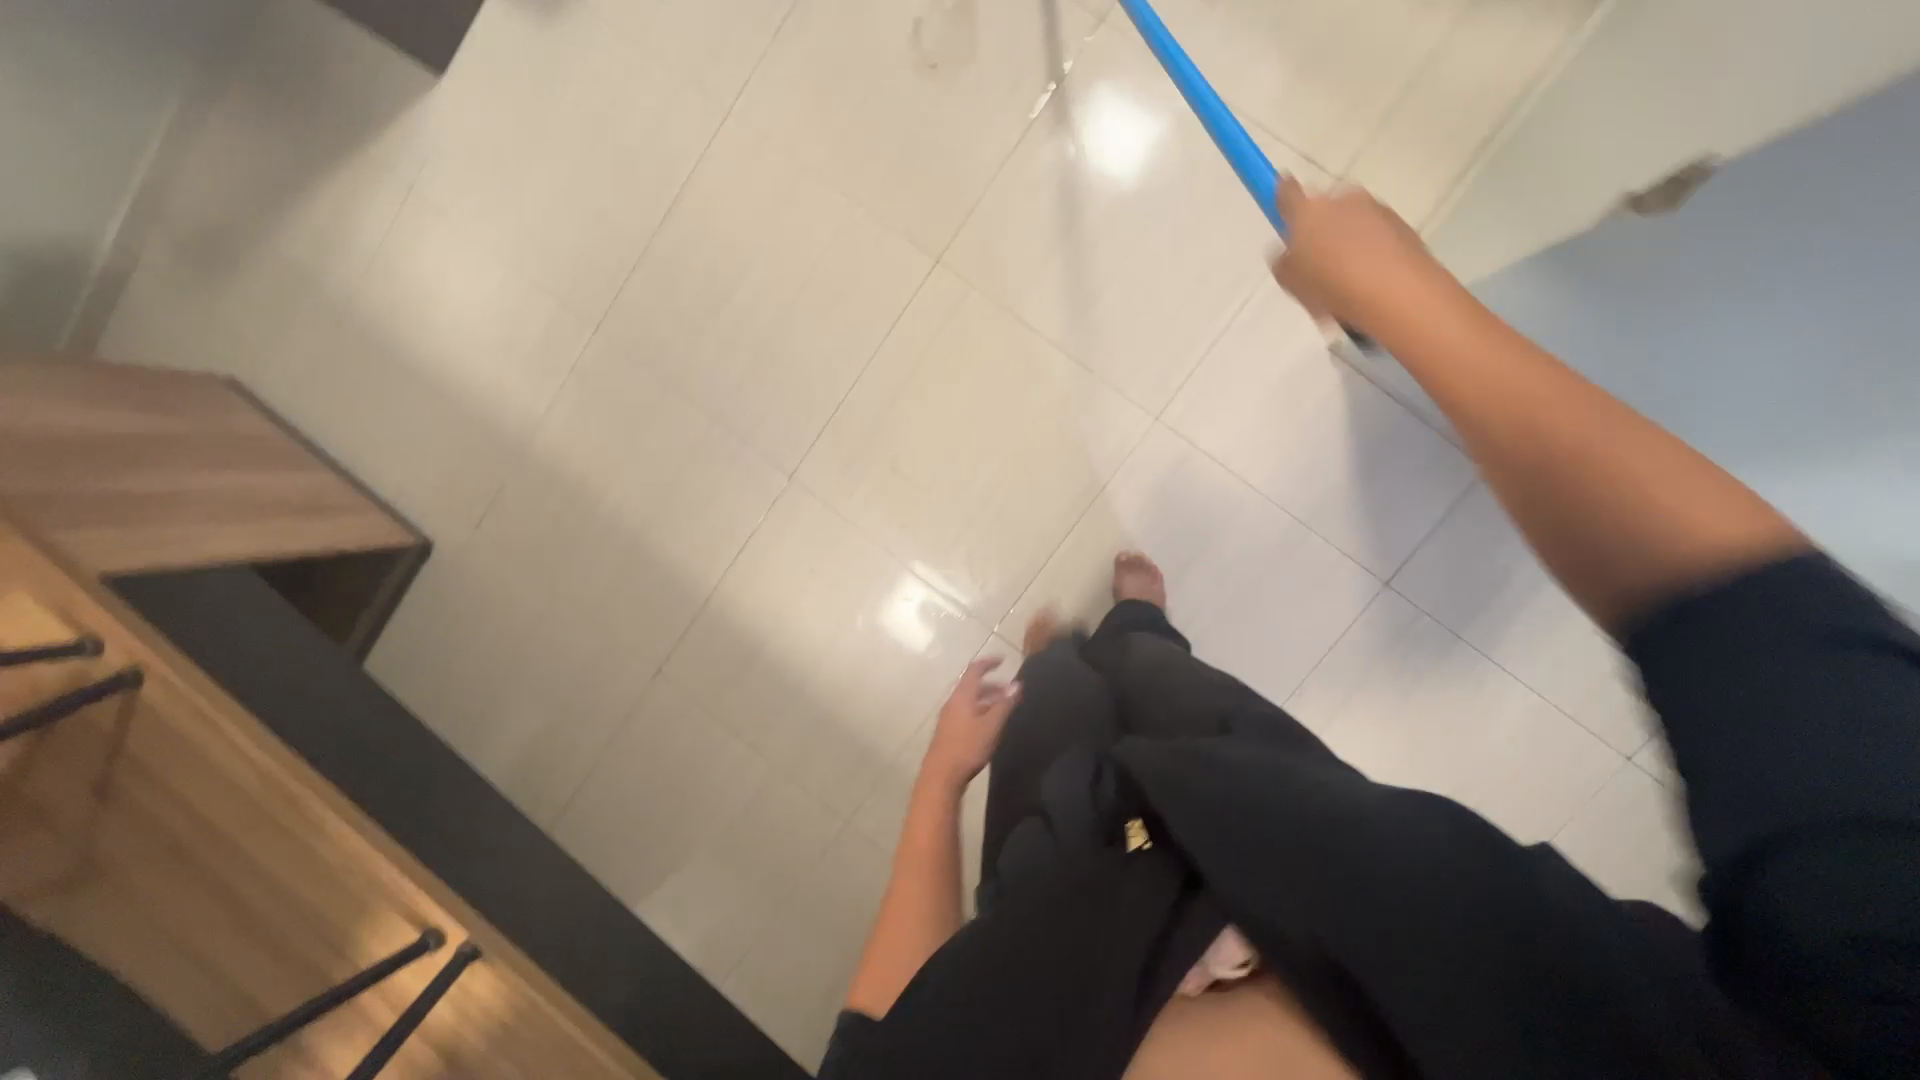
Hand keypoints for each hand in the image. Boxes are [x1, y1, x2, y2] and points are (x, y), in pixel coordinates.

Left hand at [920, 657, 1020, 789]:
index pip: (974, 670)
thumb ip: (1004, 704)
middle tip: (1010, 691)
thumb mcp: (991, 725)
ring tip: (1004, 709)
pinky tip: (990, 725)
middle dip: (992, 685)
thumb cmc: (968, 747)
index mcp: (962, 696)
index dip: (989, 663)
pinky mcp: (948, 732)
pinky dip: (980, 712)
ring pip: (970, 701)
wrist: (941, 776)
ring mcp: (948, 718)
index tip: (1004, 660)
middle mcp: (953, 703)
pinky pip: (966, 713)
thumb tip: (1016, 683)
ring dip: (987, 700)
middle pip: (972, 686)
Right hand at [1272, 176, 1453, 332]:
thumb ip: (1284, 260)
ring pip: (1350, 220)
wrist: (1396, 292)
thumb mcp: (1290, 281)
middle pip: (1323, 207)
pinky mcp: (1400, 221)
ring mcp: (1373, 208)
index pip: (1286, 191)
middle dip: (1318, 227)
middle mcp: (1341, 199)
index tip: (1282, 210)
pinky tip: (1368, 278)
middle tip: (1315, 262)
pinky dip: (1369, 248)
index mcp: (1308, 211)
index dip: (1282, 197)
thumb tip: (1289, 250)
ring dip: (1345, 240)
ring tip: (1345, 278)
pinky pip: (1374, 231)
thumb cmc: (1333, 286)